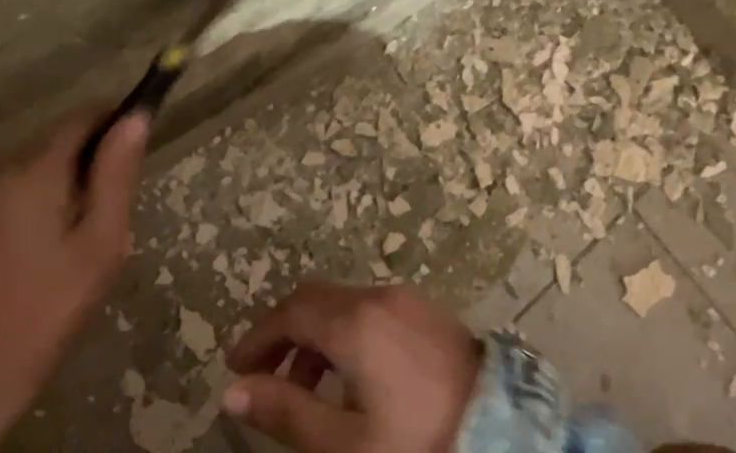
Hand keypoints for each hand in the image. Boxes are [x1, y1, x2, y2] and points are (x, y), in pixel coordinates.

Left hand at [0, 109, 149, 452]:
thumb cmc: (49, 307)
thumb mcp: (100, 242)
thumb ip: (117, 175)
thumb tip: (136, 117)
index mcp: (35, 172)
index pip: (82, 117)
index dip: (116, 119)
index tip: (144, 143)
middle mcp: (3, 173)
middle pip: (60, 139)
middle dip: (97, 155)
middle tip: (123, 204)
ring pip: (42, 166)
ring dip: (75, 180)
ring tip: (97, 231)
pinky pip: (24, 191)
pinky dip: (51, 199)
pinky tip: (63, 246)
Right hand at [223, 282, 482, 452]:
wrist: (503, 433)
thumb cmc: (416, 440)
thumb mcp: (344, 443)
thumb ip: (286, 412)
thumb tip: (232, 393)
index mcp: (354, 322)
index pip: (288, 313)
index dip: (257, 338)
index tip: (235, 369)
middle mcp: (378, 297)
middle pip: (314, 300)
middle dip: (283, 333)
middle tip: (263, 376)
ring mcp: (409, 301)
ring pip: (344, 304)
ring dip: (316, 337)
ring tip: (308, 392)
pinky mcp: (430, 314)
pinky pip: (373, 311)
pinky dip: (347, 334)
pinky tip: (352, 378)